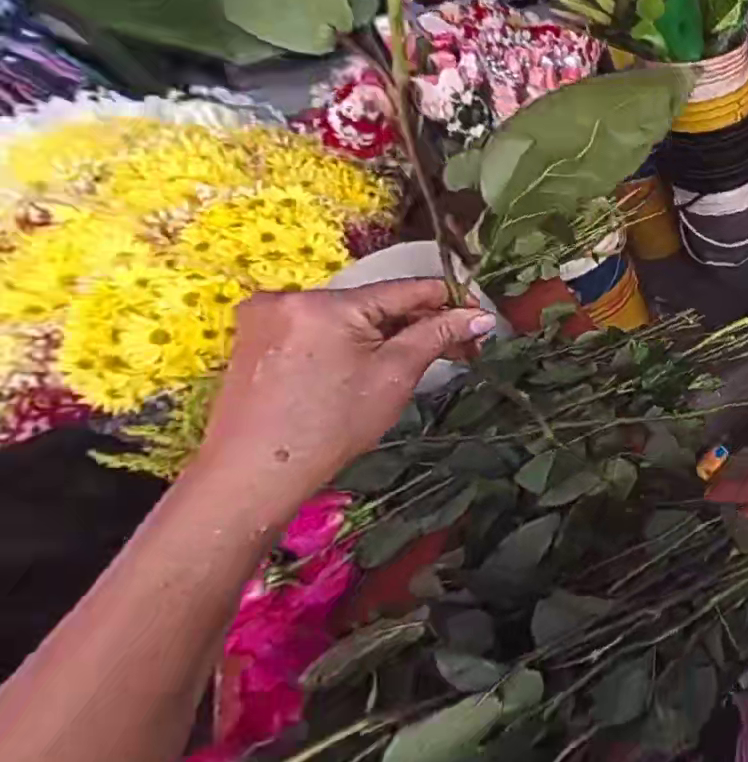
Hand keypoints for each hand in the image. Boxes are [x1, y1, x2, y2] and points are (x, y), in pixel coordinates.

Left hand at [187, 280, 494, 501]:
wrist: (253, 473)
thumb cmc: (331, 424)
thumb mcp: (397, 373)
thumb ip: (439, 333)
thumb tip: (481, 316)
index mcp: (324, 304)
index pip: (408, 288)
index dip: (453, 301)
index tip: (481, 319)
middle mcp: (290, 298)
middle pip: (380, 301)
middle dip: (424, 321)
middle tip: (463, 345)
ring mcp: (269, 316)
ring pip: (356, 314)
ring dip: (395, 331)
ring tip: (428, 356)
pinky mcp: (260, 336)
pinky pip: (328, 326)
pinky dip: (361, 339)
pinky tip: (383, 360)